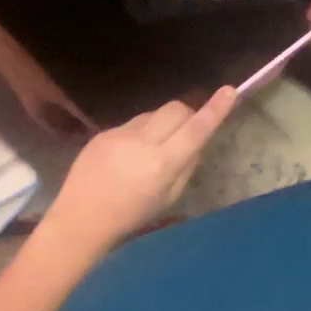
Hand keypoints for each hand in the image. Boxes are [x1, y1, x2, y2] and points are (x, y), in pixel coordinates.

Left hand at [39, 88, 238, 254]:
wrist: (81, 219)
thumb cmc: (130, 218)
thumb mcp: (168, 200)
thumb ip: (186, 168)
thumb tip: (195, 144)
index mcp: (162, 164)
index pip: (196, 130)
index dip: (215, 110)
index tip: (229, 91)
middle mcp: (142, 142)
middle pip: (175, 109)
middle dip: (187, 115)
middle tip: (186, 133)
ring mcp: (120, 134)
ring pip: (153, 114)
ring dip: (162, 125)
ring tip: (152, 151)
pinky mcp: (104, 132)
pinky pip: (132, 124)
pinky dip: (140, 133)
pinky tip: (128, 156)